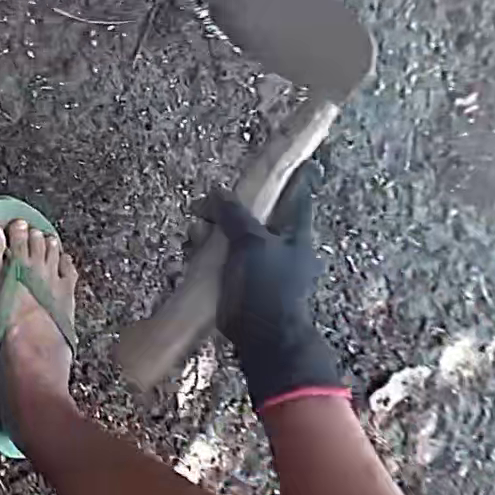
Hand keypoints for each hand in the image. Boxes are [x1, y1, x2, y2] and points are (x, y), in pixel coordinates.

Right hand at [212, 170, 345, 409]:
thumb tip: (217, 191)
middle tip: (201, 208)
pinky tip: (192, 254)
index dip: (297, 177)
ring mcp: (256, 262)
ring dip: (208, 231)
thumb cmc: (267, 286)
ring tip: (194, 235)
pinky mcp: (236, 279)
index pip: (296, 196)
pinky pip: (217, 256)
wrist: (263, 336)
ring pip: (228, 234)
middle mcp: (277, 244)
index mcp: (293, 233)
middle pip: (250, 213)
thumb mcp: (252, 243)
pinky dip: (203, 252)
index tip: (302, 159)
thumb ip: (235, 215)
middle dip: (223, 208)